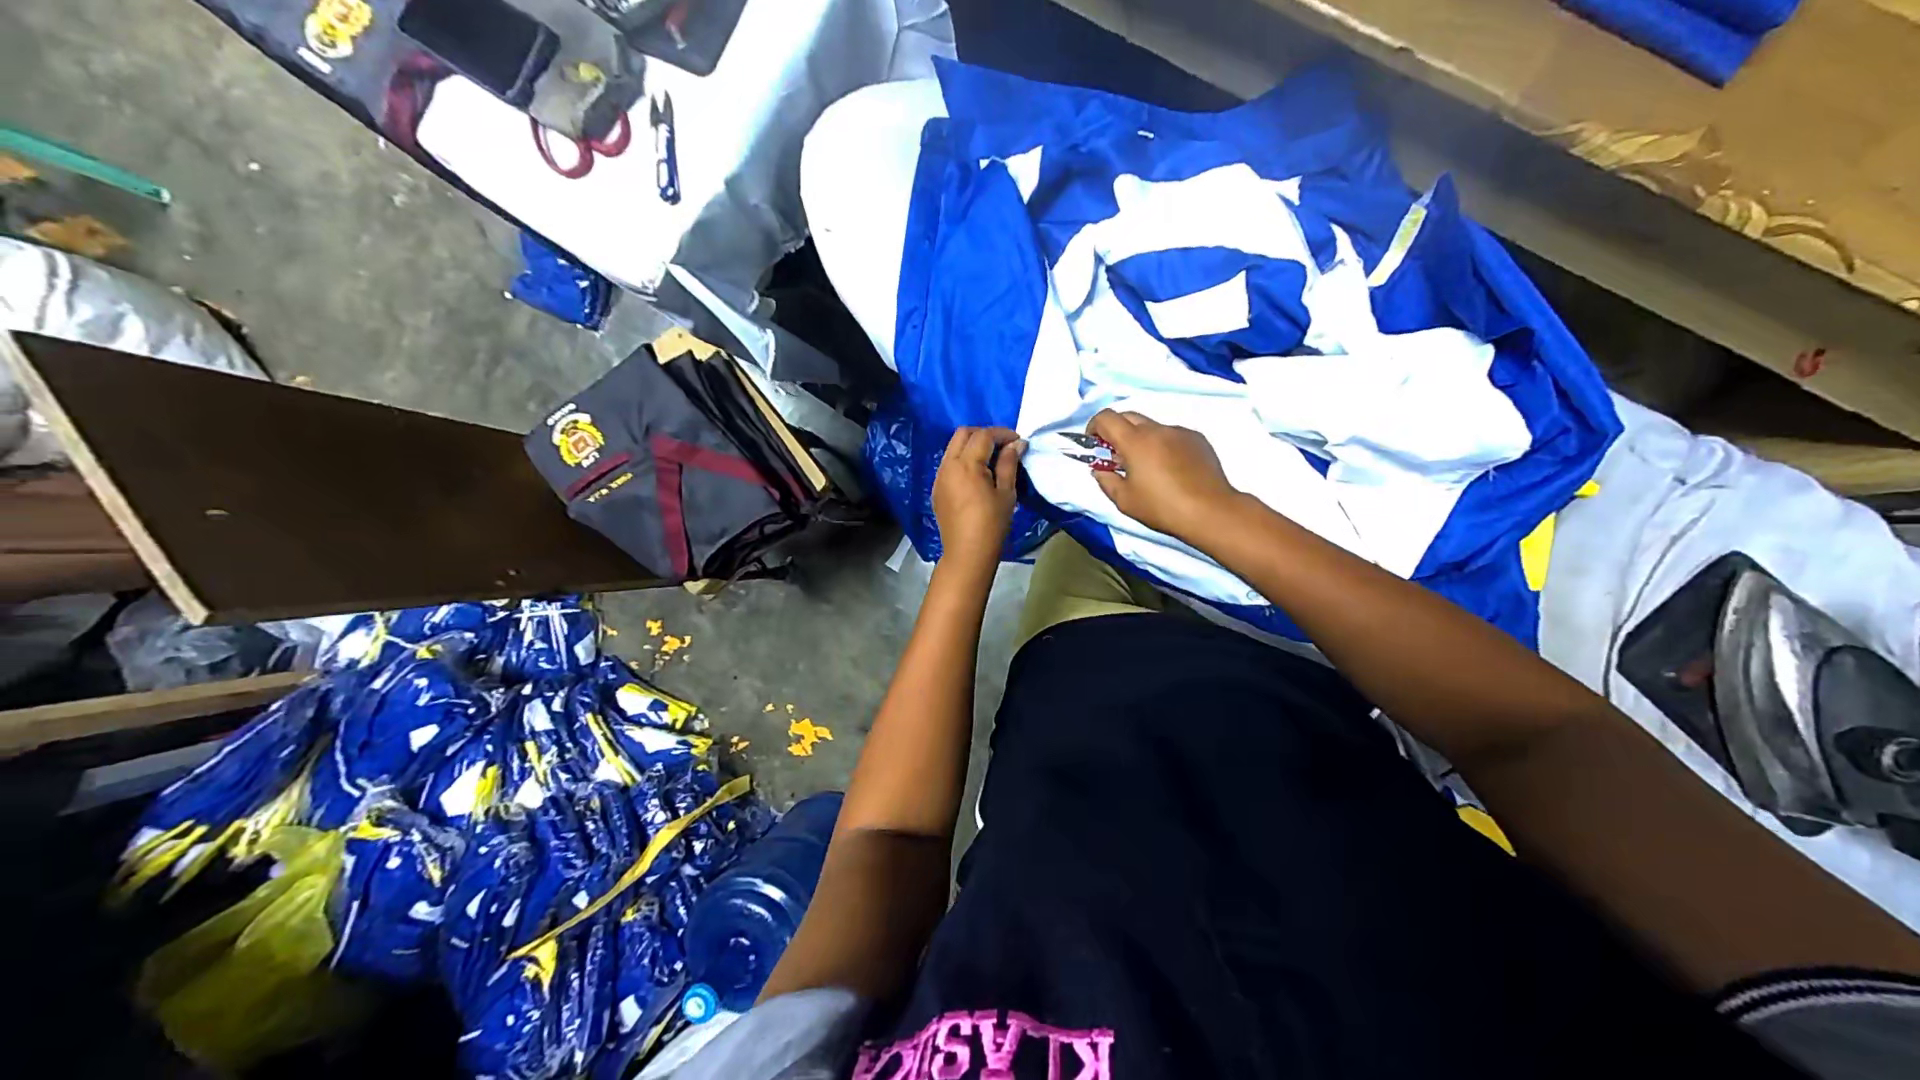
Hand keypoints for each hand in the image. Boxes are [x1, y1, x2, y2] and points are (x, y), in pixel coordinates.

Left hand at [932, 426, 1025, 565]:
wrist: (967, 553)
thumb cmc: (992, 524)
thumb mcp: (1006, 493)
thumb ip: (1009, 464)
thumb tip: (1016, 444)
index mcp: (966, 465)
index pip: (983, 435)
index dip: (1003, 433)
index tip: (1018, 441)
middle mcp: (948, 466)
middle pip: (962, 434)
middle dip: (984, 434)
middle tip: (1003, 446)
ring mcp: (939, 477)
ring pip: (953, 448)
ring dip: (971, 445)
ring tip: (991, 459)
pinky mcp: (937, 489)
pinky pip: (948, 464)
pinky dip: (962, 460)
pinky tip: (976, 475)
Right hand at [1086, 410, 1241, 540]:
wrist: (1210, 511)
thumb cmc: (1162, 507)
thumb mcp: (1124, 501)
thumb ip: (1106, 481)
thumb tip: (1100, 470)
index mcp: (1135, 441)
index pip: (1106, 418)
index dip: (1094, 427)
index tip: (1094, 443)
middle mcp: (1157, 429)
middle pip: (1128, 417)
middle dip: (1116, 431)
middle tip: (1116, 456)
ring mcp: (1180, 432)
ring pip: (1152, 427)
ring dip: (1142, 439)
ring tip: (1147, 466)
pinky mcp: (1198, 439)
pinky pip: (1172, 436)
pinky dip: (1164, 446)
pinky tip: (1171, 469)